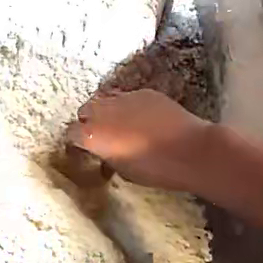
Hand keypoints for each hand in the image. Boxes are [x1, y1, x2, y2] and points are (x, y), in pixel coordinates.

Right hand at [68, 88, 213, 192]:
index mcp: (93, 135)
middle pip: (85, 111)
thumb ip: (107, 157)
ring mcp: (124, 98)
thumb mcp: (124, 170)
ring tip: (118, 124)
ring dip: (106, 111)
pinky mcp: (143, 92)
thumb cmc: (156, 169)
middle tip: (100, 135)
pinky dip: (128, 106)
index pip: (71, 133)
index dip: (75, 141)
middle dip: (88, 122)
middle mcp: (103, 112)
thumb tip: (105, 154)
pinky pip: (127, 97)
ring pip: (104, 99)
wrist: (191, 150)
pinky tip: (141, 119)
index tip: (82, 149)